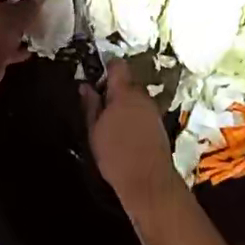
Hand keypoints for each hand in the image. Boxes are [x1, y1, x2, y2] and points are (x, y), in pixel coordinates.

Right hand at [80, 59, 179, 205]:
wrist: (148, 179)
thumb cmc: (115, 155)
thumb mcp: (94, 131)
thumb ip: (90, 105)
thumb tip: (85, 86)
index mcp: (125, 92)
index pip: (118, 65)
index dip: (106, 68)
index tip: (95, 81)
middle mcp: (142, 94)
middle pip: (127, 82)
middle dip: (114, 90)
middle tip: (99, 108)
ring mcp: (153, 108)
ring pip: (136, 97)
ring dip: (125, 103)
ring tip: (111, 124)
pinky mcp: (159, 121)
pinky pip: (144, 109)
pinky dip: (135, 114)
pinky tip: (126, 133)